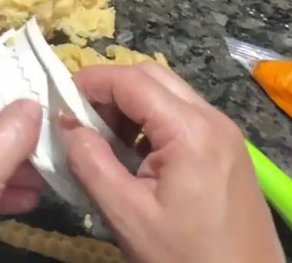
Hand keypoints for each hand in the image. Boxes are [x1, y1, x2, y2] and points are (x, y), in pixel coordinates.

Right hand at [60, 64, 284, 262]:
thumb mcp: (128, 216)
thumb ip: (90, 162)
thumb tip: (65, 122)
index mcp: (190, 129)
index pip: (130, 80)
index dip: (90, 83)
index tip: (61, 103)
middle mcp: (212, 119)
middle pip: (151, 76)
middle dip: (111, 90)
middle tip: (83, 122)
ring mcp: (226, 135)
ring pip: (168, 93)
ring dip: (132, 105)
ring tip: (107, 142)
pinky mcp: (230, 152)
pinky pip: (184, 116)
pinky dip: (154, 122)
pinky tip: (139, 158)